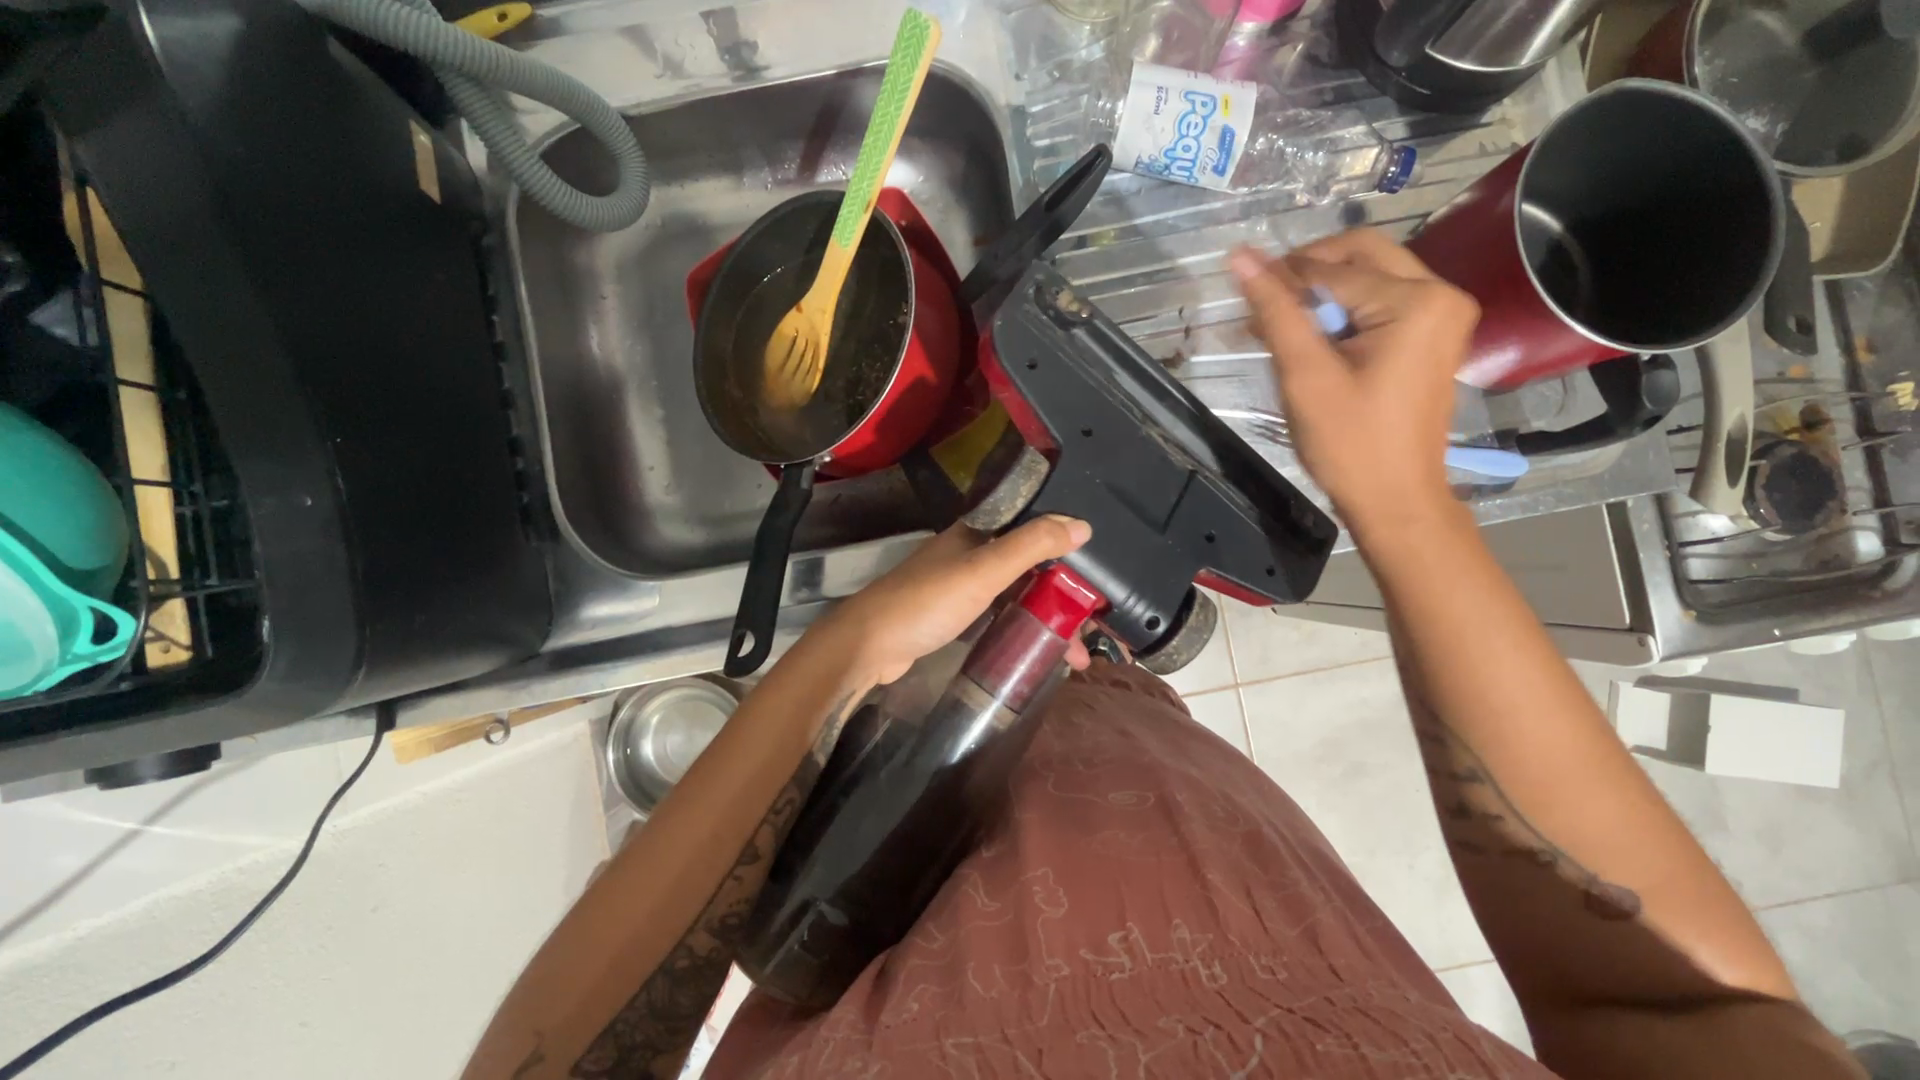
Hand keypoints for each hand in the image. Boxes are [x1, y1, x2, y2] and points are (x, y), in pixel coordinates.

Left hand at [813, 515, 1092, 686]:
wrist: (867, 646)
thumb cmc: (927, 603)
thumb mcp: (984, 571)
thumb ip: (1031, 545)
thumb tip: (1082, 525)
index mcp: (977, 534)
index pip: (1034, 533)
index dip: (1068, 556)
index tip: (1097, 586)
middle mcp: (969, 554)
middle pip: (1028, 570)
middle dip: (1061, 600)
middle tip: (1088, 635)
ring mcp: (959, 588)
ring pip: (1014, 597)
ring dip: (1044, 620)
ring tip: (1072, 657)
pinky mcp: (950, 618)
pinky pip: (997, 618)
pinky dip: (1020, 631)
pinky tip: (1036, 653)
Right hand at [1230, 230, 1478, 534]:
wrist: (1395, 499)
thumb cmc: (1350, 443)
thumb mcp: (1305, 374)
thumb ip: (1275, 309)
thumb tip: (1241, 256)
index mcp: (1417, 301)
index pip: (1333, 269)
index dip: (1282, 276)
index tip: (1241, 293)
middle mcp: (1441, 295)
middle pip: (1361, 256)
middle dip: (1306, 274)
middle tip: (1263, 303)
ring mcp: (1441, 316)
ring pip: (1368, 278)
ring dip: (1321, 295)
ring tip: (1278, 327)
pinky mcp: (1432, 336)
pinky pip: (1381, 303)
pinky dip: (1342, 313)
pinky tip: (1309, 340)